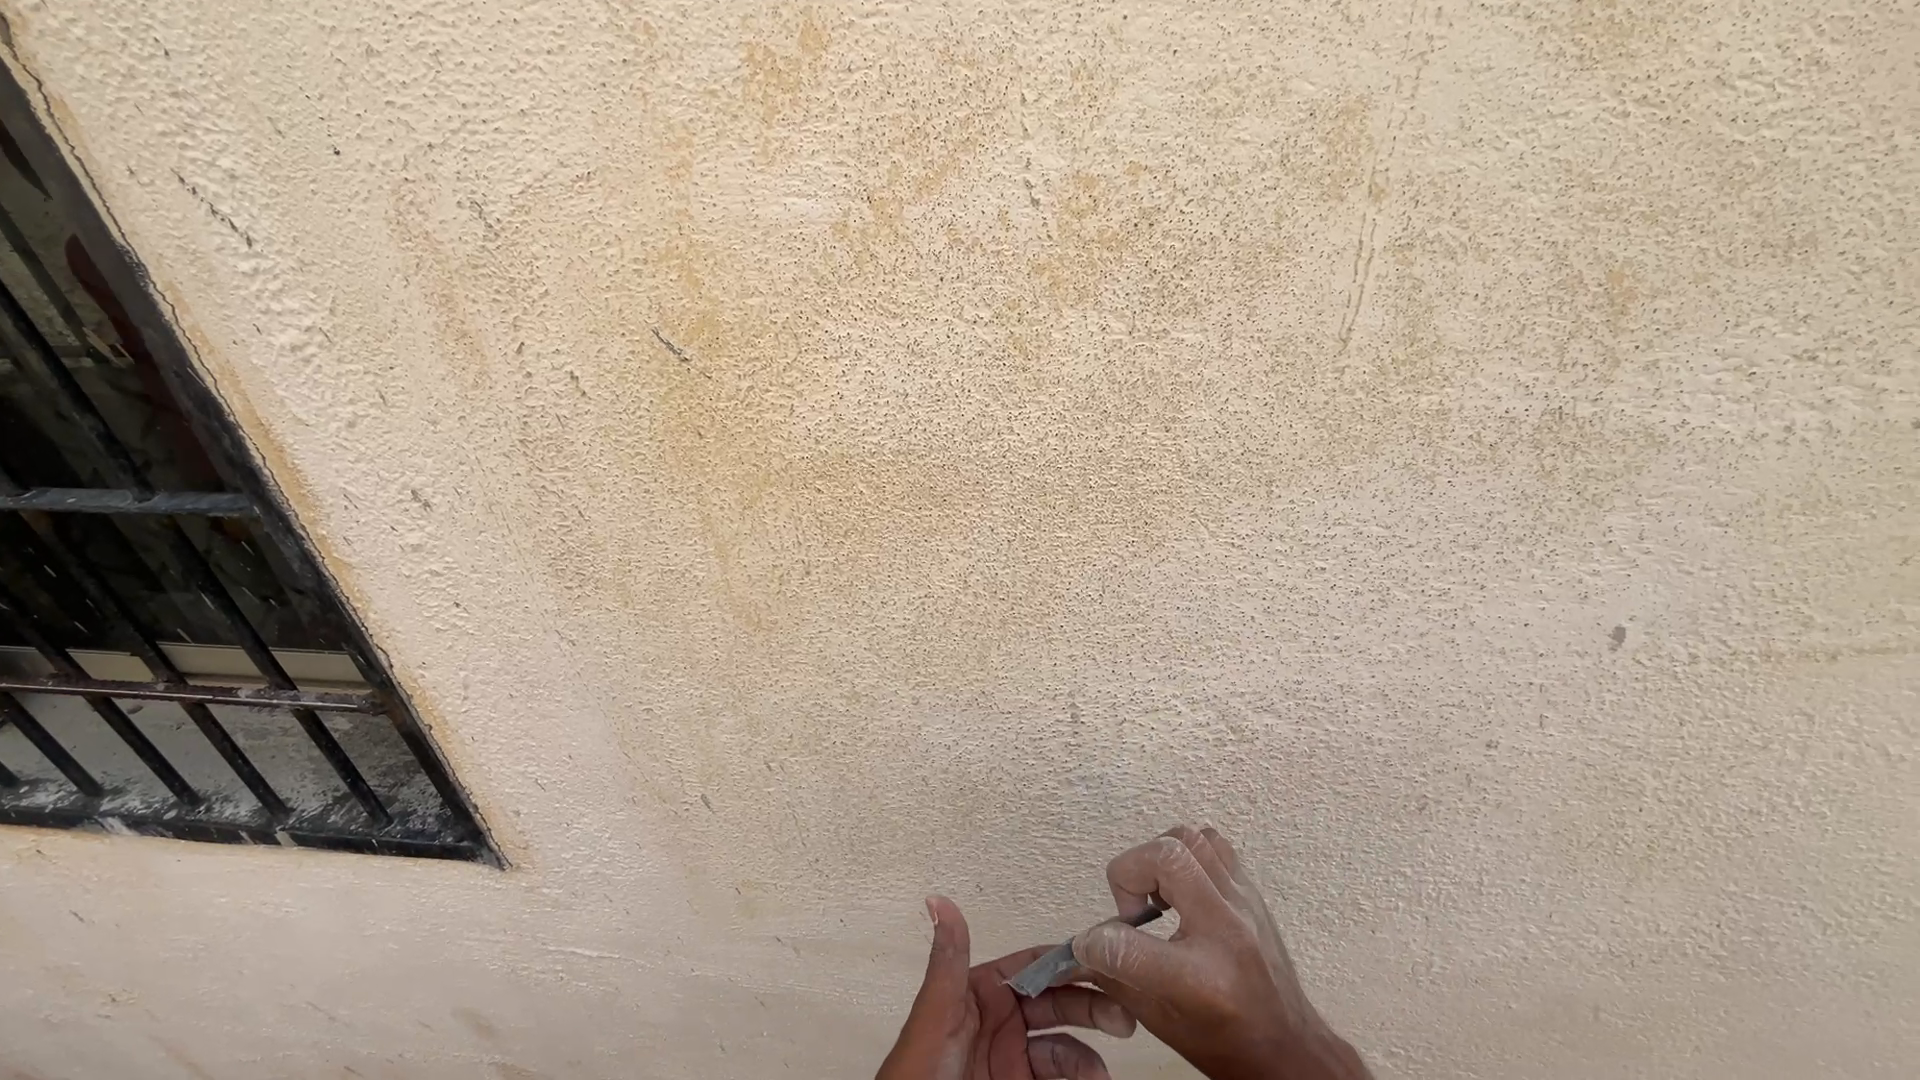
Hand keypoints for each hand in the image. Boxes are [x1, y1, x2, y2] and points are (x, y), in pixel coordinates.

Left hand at [877, 896, 1136, 1079]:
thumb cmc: (916, 1072)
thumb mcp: (935, 1014)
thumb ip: (948, 962)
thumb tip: (939, 902)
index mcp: (983, 991)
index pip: (1036, 967)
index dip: (1071, 962)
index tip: (1106, 961)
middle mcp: (1002, 1020)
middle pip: (1060, 1005)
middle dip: (1092, 1008)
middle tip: (1121, 1019)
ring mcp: (1011, 1057)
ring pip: (1064, 1048)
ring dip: (1088, 1056)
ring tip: (1100, 1073)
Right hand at [1070, 827, 1369, 1079]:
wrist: (1288, 1045)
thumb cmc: (1223, 1040)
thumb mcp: (1158, 1021)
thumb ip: (1112, 975)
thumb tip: (1083, 942)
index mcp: (1199, 980)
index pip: (1126, 944)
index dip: (1093, 943)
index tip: (1090, 946)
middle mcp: (1225, 932)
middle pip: (1166, 858)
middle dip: (1129, 875)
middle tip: (1133, 911)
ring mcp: (1243, 903)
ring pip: (1189, 839)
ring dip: (1158, 859)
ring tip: (1157, 894)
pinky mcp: (1251, 890)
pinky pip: (1212, 844)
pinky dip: (1186, 855)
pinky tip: (1181, 887)